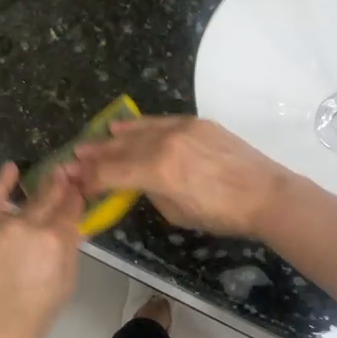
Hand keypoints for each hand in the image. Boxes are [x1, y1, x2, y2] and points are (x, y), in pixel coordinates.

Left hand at [0, 162, 85, 337]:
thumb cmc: (33, 317)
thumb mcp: (65, 284)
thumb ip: (68, 250)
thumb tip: (72, 227)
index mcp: (56, 241)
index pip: (72, 209)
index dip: (78, 197)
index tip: (81, 188)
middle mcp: (30, 225)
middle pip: (50, 197)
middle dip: (62, 184)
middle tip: (69, 172)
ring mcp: (1, 224)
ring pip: (25, 201)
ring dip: (39, 189)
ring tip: (50, 176)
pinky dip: (2, 182)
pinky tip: (11, 169)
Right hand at [72, 116, 292, 237]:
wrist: (265, 194)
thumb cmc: (221, 215)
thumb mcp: (177, 213)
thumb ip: (151, 193)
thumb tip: (139, 183)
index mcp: (156, 171)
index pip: (111, 174)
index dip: (89, 180)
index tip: (74, 183)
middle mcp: (163, 143)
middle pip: (118, 150)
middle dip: (93, 158)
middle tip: (71, 161)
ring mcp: (180, 129)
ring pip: (136, 132)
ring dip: (110, 140)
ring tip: (89, 144)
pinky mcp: (195, 123)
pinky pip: (157, 122)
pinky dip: (137, 126)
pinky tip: (121, 127)